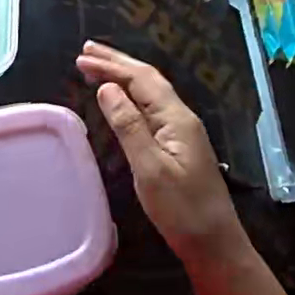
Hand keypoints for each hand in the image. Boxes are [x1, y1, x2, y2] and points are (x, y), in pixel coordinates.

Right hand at [76, 40, 246, 266]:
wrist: (214, 244)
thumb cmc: (181, 209)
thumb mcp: (150, 168)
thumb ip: (128, 125)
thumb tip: (107, 88)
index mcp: (176, 118)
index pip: (141, 79)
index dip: (111, 66)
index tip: (81, 59)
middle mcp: (181, 117)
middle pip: (147, 79)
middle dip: (117, 62)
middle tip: (87, 49)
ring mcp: (181, 131)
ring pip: (149, 92)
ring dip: (122, 75)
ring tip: (97, 65)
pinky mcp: (178, 144)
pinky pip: (150, 107)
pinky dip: (129, 94)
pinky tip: (119, 97)